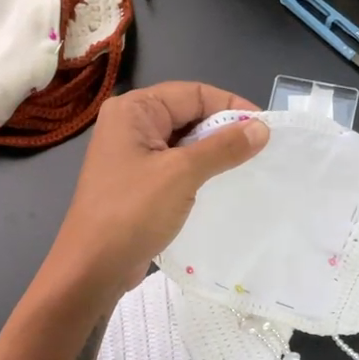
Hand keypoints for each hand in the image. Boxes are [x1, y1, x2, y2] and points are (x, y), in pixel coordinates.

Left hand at [47, 82, 268, 293]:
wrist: (94, 267)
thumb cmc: (133, 212)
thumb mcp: (182, 174)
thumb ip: (223, 148)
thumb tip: (261, 129)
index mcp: (133, 110)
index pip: (192, 93)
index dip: (230, 106)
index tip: (264, 128)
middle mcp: (130, 126)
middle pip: (188, 115)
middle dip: (223, 130)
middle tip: (259, 151)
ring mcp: (131, 157)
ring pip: (183, 144)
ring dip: (212, 153)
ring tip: (246, 168)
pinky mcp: (137, 185)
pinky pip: (175, 168)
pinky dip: (198, 173)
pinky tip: (220, 187)